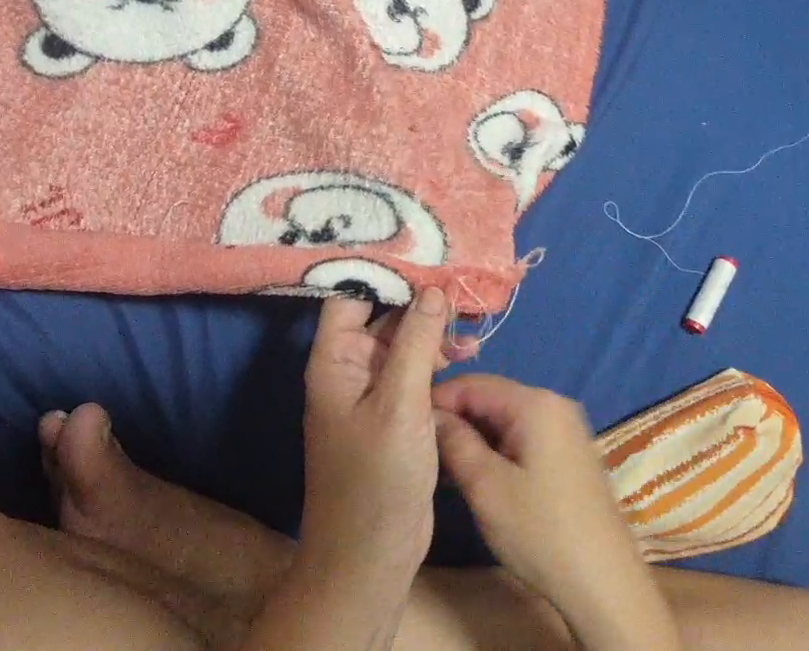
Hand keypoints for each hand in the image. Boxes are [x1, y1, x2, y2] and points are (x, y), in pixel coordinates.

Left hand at [297, 288, 453, 597]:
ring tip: (473, 333)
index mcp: (335, 359)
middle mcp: (350, 367)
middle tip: (465, 291)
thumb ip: (415, 343)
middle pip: (383, 314)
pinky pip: (414, 370)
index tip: (427, 253)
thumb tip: (432, 289)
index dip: (385, 273)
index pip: (352, 294)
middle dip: (421, 300)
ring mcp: (372, 391)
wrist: (369, 557)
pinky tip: (467, 355)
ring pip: (404, 341)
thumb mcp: (400, 405)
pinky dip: (438, 359)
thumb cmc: (376, 478)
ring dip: (435, 332)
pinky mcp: (394, 412)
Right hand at [432, 375, 679, 650]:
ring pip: (503, 421)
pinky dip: (494, 452)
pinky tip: (472, 478)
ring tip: (439, 469)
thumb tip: (429, 415)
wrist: (604, 582)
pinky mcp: (567, 454)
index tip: (406, 426)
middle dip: (454, 421)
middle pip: (489, 399)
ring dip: (472, 440)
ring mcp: (564, 430)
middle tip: (421, 452)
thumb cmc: (541, 530)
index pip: (472, 383)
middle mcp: (553, 405)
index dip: (437, 400)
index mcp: (536, 403)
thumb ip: (454, 441)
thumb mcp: (486, 486)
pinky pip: (521, 438)